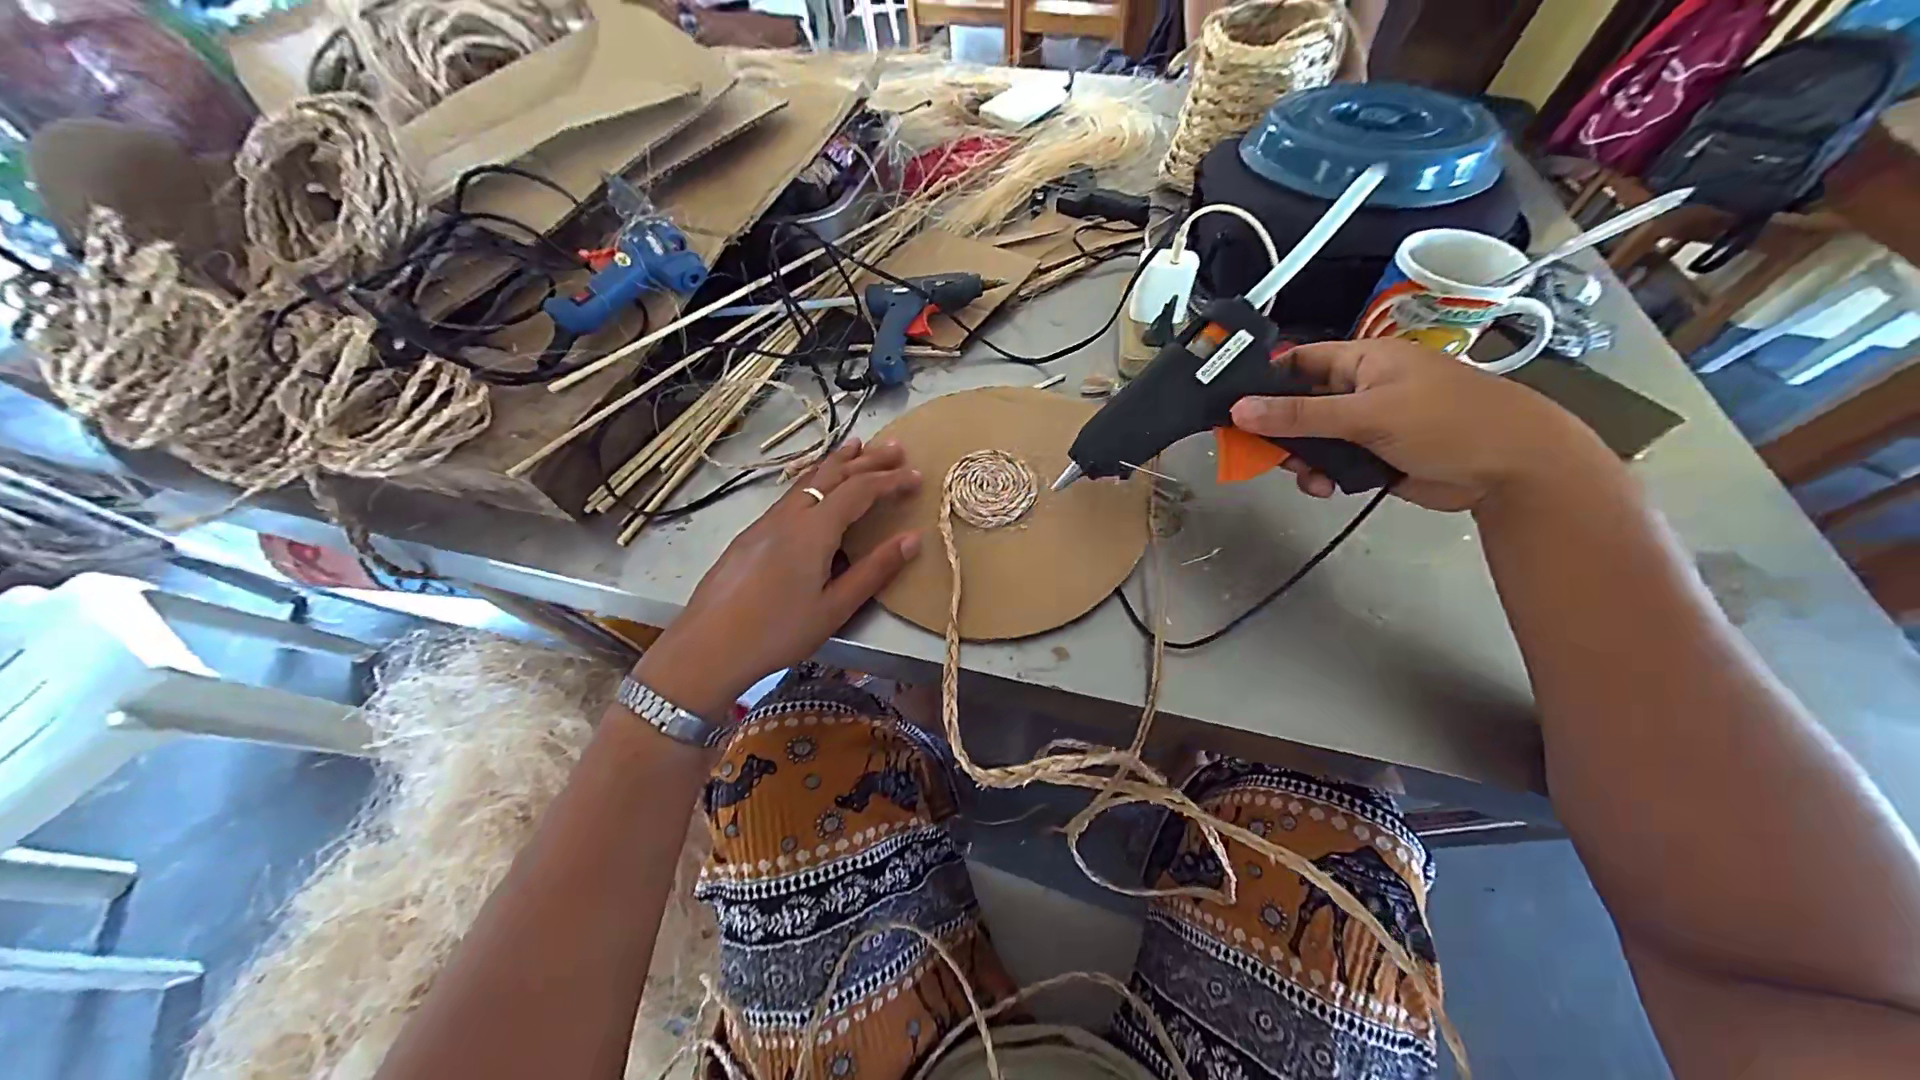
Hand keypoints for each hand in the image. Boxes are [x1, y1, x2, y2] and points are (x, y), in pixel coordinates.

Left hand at [634, 439, 922, 720]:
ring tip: (858, 446)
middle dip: (868, 459)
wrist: (707, 646)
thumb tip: (912, 539)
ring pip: (808, 478)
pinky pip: (792, 492)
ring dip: (838, 461)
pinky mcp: (752, 534)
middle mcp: (790, 515)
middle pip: (833, 474)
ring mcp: (766, 521)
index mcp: (814, 530)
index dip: (891, 480)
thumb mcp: (834, 608)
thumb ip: (874, 571)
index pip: (860, 490)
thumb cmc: (777, 632)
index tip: (918, 477)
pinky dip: (815, 478)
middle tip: (897, 448)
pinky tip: (817, 485)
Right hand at [1230, 337, 1619, 512]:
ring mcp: (1366, 424)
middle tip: (1258, 452)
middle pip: (1297, 405)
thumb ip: (1299, 415)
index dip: (1264, 380)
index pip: (1298, 361)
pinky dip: (1322, 476)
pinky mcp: (1372, 457)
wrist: (1513, 469)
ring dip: (1300, 459)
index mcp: (1361, 360)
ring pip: (1311, 439)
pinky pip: (1331, 463)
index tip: (1232, 406)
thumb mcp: (1367, 414)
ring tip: (1305, 476)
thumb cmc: (1445, 422)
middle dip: (1278, 430)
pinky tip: (1325, 488)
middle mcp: (1359, 389)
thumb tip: (1238, 410)